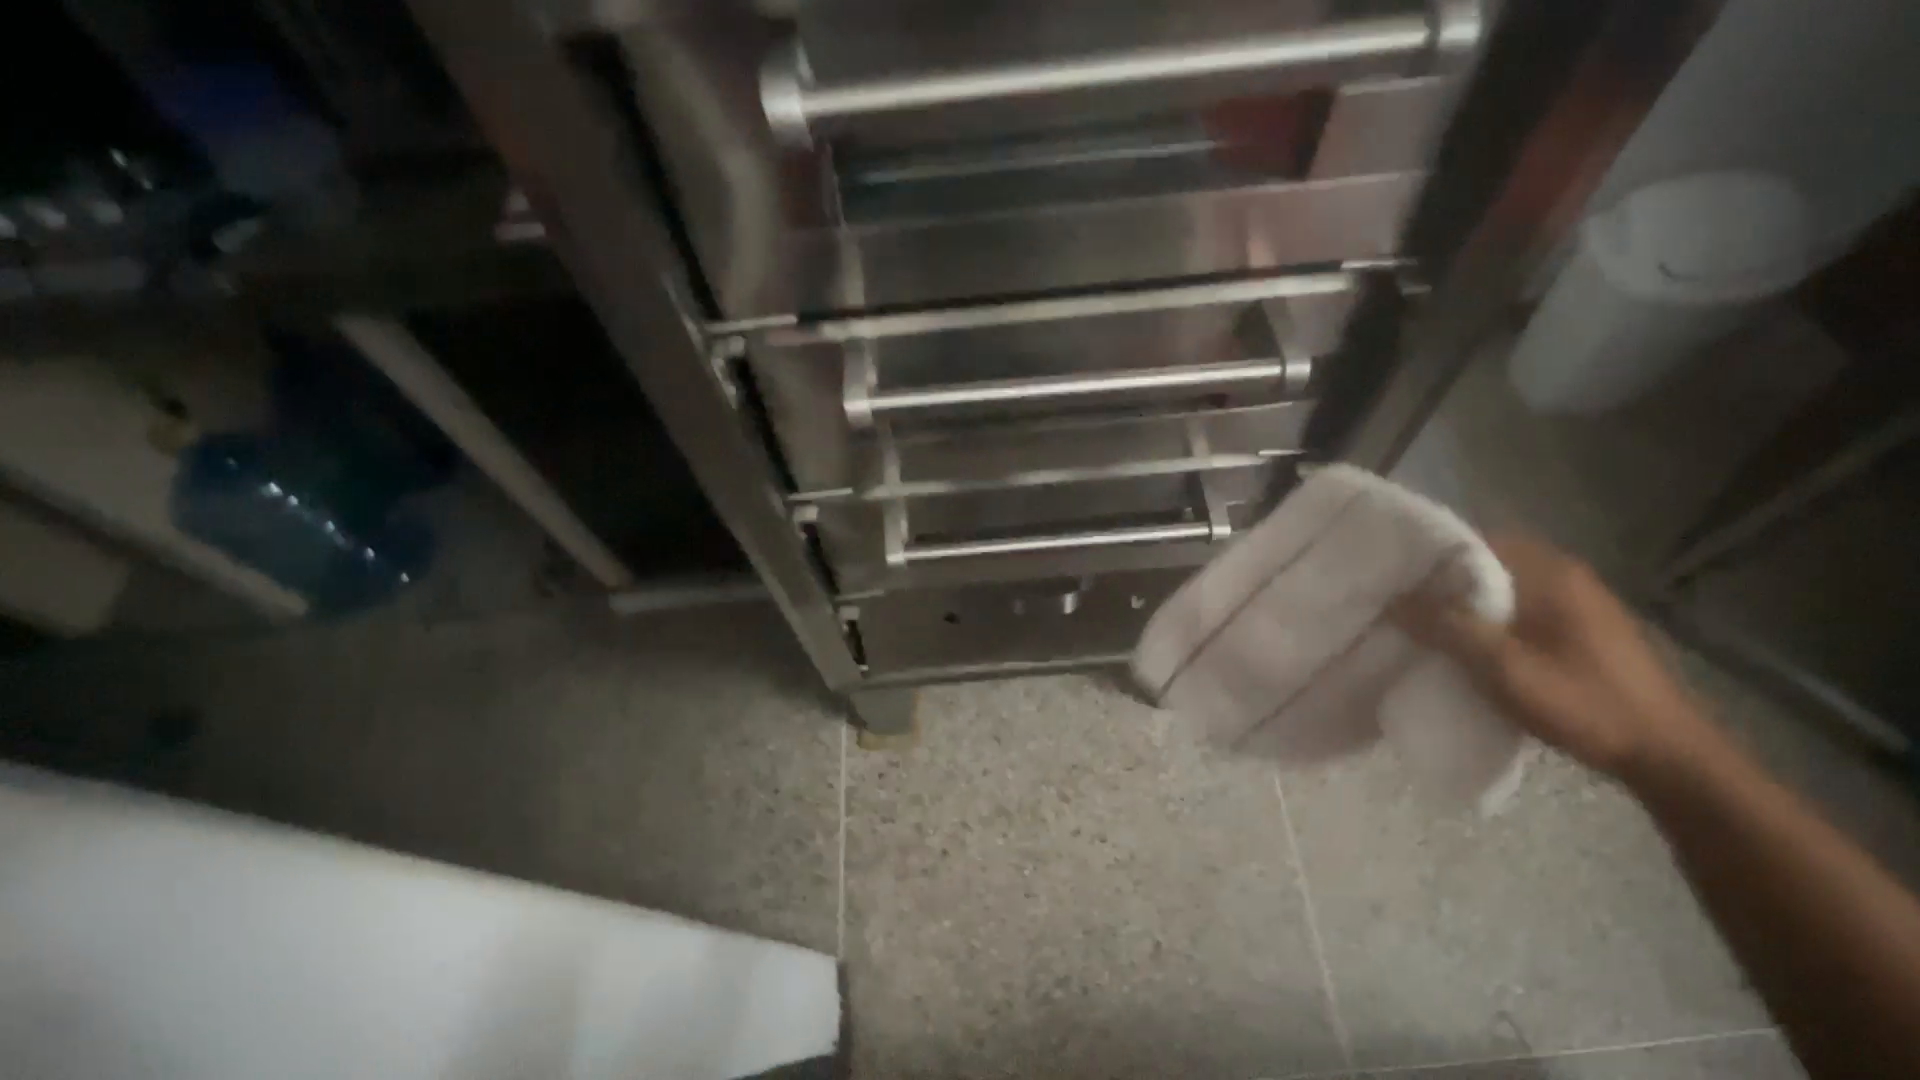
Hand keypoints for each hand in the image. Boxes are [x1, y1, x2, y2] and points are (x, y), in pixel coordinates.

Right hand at [1397, 536, 1722, 785]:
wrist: (1667, 755)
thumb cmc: (1584, 704)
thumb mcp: (1505, 669)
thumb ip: (1448, 629)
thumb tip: (1395, 601)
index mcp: (1550, 572)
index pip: (1475, 541)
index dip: (1430, 557)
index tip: (1393, 579)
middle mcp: (1566, 575)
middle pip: (1487, 565)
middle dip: (1444, 585)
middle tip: (1402, 608)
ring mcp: (1579, 603)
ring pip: (1504, 591)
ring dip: (1467, 607)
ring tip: (1427, 630)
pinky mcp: (1583, 631)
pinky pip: (1522, 611)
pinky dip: (1491, 623)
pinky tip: (1473, 651)